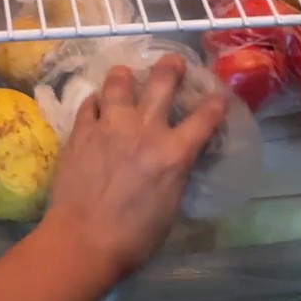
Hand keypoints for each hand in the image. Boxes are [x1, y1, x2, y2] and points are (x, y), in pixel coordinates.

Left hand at [41, 54, 228, 286]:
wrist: (84, 239)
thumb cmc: (135, 237)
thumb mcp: (171, 205)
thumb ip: (176, 172)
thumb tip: (176, 159)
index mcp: (174, 153)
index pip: (205, 117)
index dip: (216, 103)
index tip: (219, 95)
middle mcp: (144, 130)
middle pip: (162, 83)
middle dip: (171, 67)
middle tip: (173, 61)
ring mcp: (110, 126)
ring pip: (119, 83)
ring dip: (125, 75)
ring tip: (126, 72)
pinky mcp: (81, 131)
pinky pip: (89, 103)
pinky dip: (96, 100)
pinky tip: (97, 101)